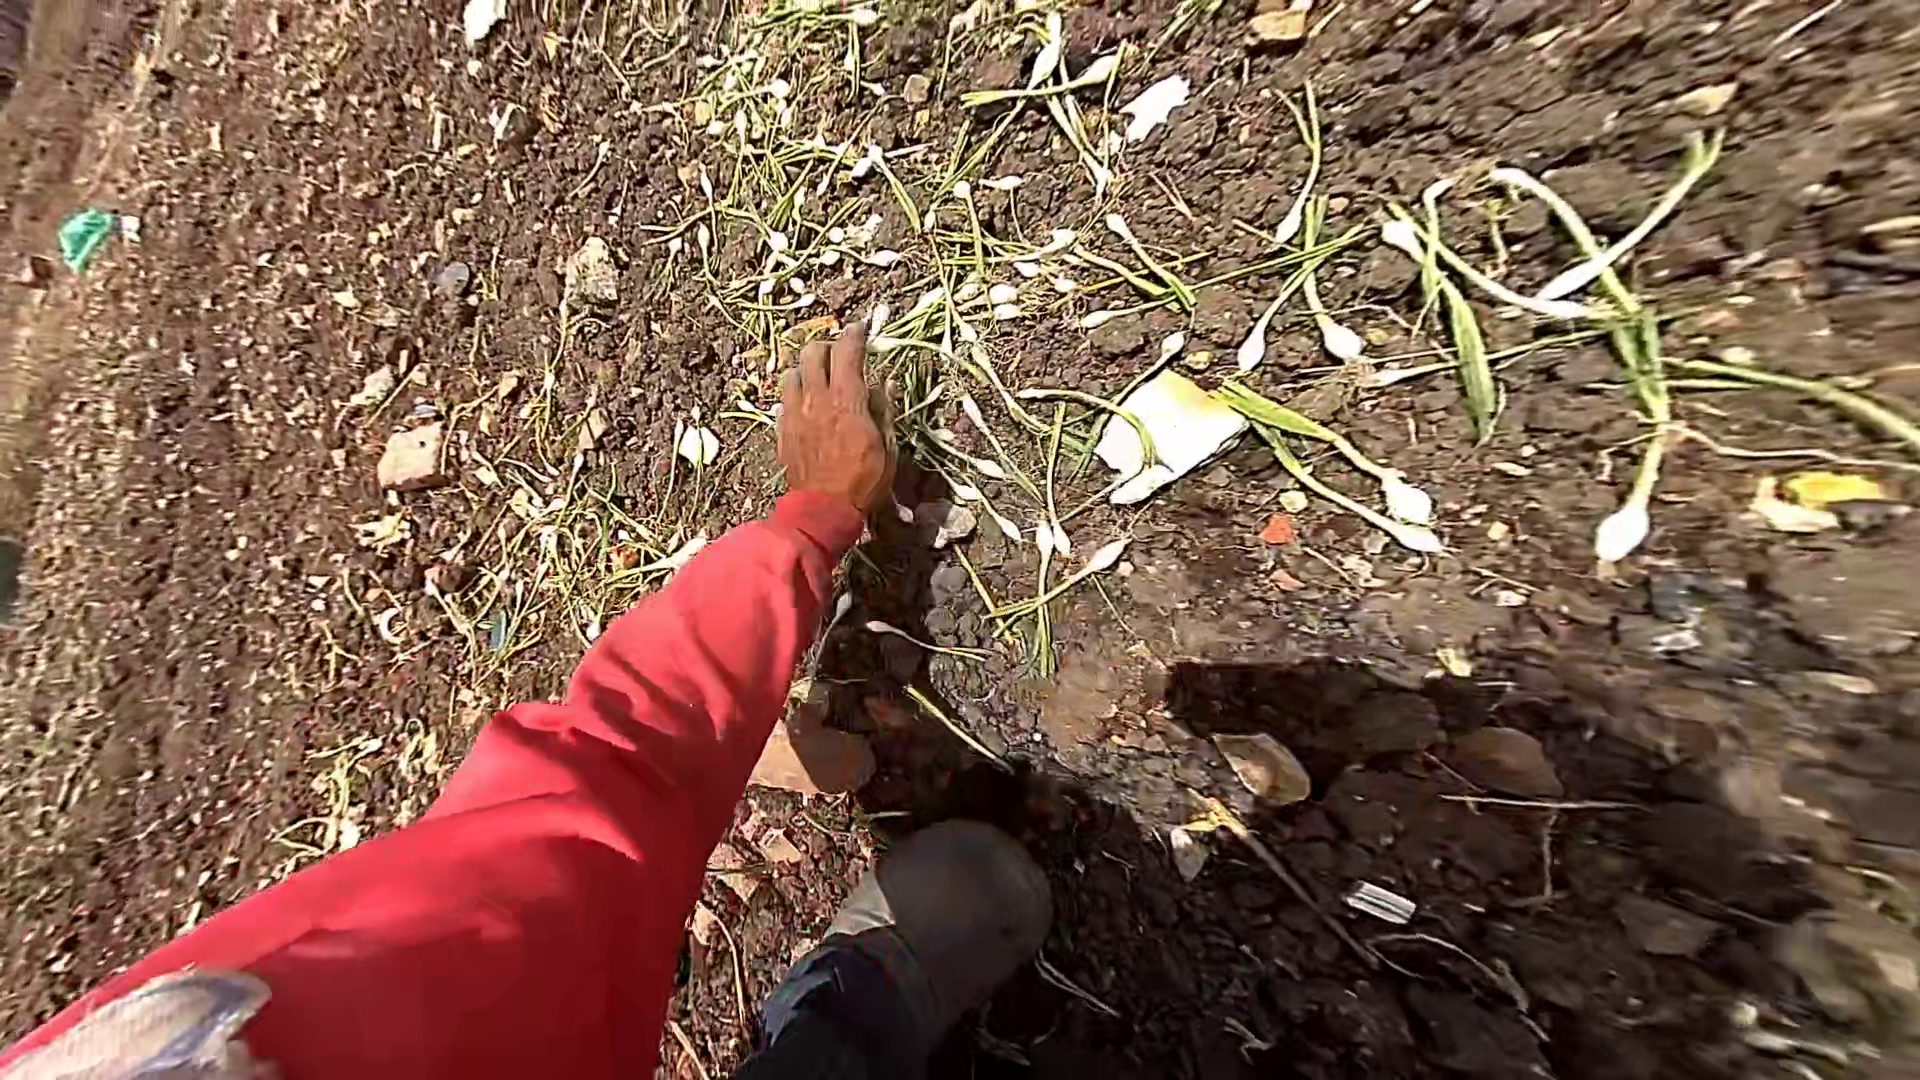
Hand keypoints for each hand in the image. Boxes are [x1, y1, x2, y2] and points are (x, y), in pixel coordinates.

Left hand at [778, 323, 895, 515]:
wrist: (823, 510)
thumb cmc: (863, 482)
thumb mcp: (887, 447)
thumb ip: (884, 410)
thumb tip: (884, 383)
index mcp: (847, 401)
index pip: (848, 351)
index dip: (856, 334)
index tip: (862, 328)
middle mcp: (816, 399)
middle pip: (814, 352)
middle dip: (828, 346)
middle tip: (841, 354)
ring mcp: (794, 413)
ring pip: (793, 371)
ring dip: (807, 367)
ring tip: (819, 376)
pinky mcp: (782, 429)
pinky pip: (784, 397)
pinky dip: (796, 391)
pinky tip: (806, 402)